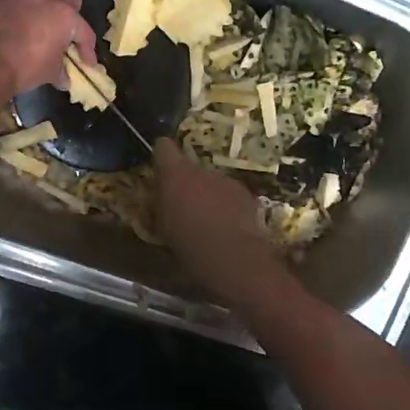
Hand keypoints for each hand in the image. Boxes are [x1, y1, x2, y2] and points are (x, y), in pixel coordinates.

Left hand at [0, 0, 100, 96]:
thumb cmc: (27, 67)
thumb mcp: (50, 72)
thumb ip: (60, 71)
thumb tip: (63, 78)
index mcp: (65, 16)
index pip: (84, 31)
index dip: (88, 50)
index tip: (87, 63)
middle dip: (73, 1)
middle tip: (69, 20)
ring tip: (46, 15)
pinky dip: (23, 8)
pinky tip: (20, 22)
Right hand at [152, 138, 290, 306]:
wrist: (236, 262)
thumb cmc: (190, 248)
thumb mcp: (164, 229)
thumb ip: (163, 205)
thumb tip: (164, 196)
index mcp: (177, 177)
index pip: (164, 147)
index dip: (162, 155)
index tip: (161, 168)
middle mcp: (203, 172)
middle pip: (192, 169)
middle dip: (189, 184)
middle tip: (186, 208)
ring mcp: (228, 182)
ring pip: (214, 184)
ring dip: (210, 196)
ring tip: (210, 222)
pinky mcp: (248, 196)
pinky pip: (231, 196)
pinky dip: (228, 207)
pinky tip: (229, 229)